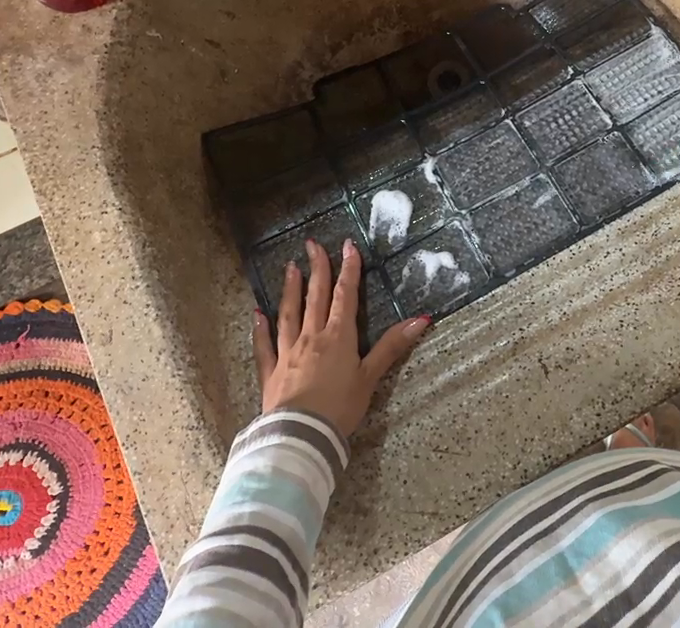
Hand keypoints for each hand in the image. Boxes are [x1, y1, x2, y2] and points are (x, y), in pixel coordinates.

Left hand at [255, 238, 430, 437]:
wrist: (300, 435)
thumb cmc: (340, 407)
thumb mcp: (371, 376)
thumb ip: (392, 346)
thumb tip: (422, 318)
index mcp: (338, 336)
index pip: (345, 296)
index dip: (349, 269)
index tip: (348, 246)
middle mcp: (311, 337)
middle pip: (315, 297)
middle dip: (317, 269)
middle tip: (312, 244)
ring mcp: (288, 352)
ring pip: (289, 314)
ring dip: (290, 289)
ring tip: (290, 268)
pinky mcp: (271, 372)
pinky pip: (264, 346)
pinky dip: (261, 329)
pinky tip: (257, 314)